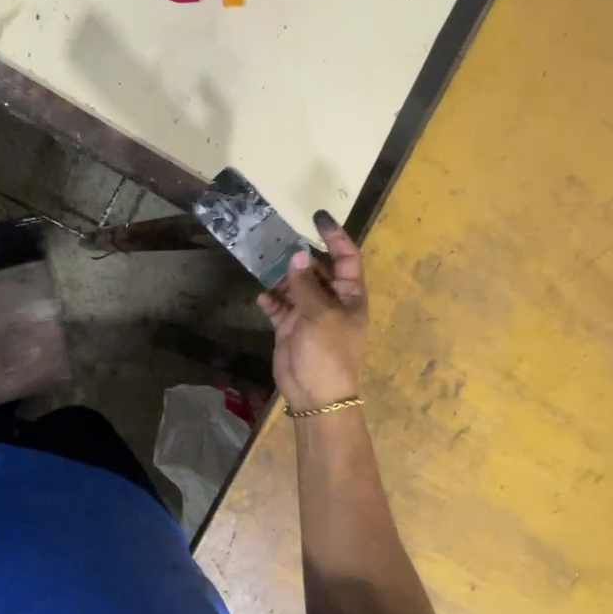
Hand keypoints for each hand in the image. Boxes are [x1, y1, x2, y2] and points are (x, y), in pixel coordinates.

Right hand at [258, 210, 368, 411]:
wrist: (316, 394)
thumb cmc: (328, 353)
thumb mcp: (320, 315)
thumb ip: (306, 285)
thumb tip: (297, 256)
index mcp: (350, 295)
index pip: (346, 258)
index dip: (335, 237)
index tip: (318, 218)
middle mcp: (331, 301)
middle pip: (315, 270)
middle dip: (299, 259)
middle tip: (278, 245)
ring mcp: (309, 315)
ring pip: (294, 286)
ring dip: (282, 278)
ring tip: (266, 269)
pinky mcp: (290, 329)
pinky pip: (279, 307)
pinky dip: (271, 301)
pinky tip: (262, 297)